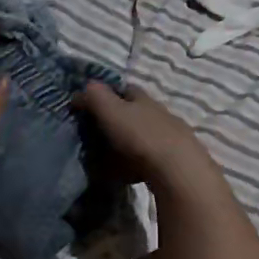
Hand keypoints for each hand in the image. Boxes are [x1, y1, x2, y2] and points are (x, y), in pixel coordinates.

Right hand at [75, 82, 221, 193]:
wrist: (176, 169)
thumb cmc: (139, 135)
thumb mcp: (110, 111)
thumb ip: (95, 96)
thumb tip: (82, 88)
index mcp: (142, 98)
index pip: (125, 88)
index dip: (108, 93)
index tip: (90, 105)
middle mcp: (158, 112)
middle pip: (135, 111)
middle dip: (118, 118)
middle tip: (97, 132)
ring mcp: (169, 136)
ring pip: (143, 133)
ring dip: (128, 140)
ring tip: (110, 155)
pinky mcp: (173, 159)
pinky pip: (148, 156)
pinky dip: (136, 160)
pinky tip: (127, 170)